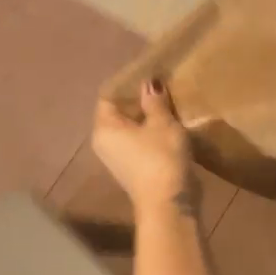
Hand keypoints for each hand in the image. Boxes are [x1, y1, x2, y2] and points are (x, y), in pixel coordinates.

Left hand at [92, 79, 197, 220]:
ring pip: (131, 128)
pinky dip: (151, 131)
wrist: (167, 201)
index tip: (150, 73)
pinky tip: (171, 126)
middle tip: (164, 85)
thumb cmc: (160, 157)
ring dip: (148, 116)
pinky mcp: (133, 166)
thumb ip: (154, 101)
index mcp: (105, 128)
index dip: (128, 84)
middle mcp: (105, 142)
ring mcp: (118, 156)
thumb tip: (148, 83)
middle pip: (120, 112)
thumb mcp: (162, 123)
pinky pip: (139, 141)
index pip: (109, 97)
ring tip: (170, 103)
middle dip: (140, 99)